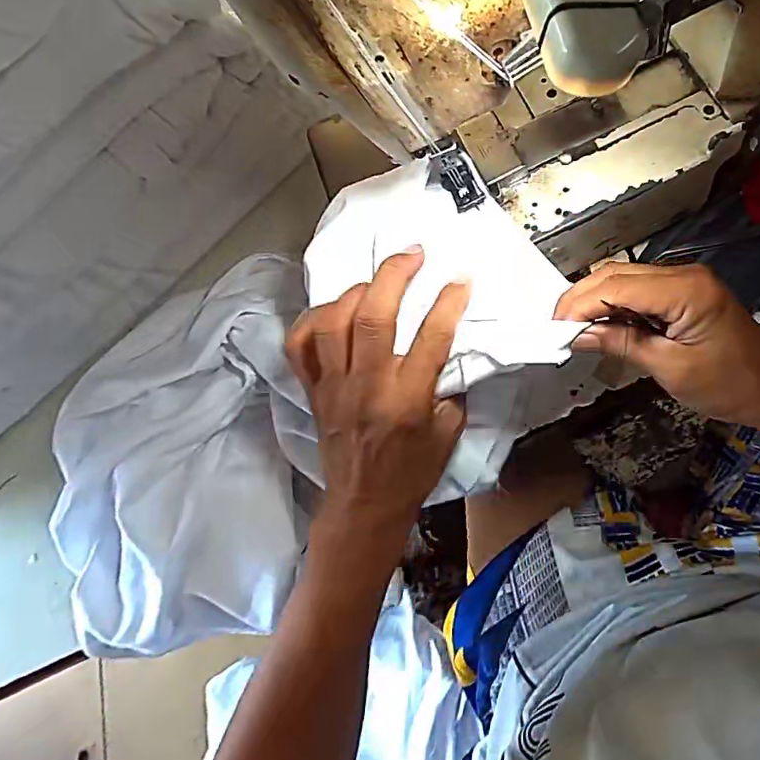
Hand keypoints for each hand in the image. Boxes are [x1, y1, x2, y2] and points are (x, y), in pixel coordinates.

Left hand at [285, 247, 469, 544]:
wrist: (364, 504)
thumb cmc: (410, 472)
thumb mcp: (447, 434)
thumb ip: (450, 388)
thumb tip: (451, 350)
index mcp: (406, 400)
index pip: (430, 338)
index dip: (448, 302)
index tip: (459, 280)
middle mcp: (367, 386)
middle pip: (374, 315)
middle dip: (395, 275)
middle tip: (412, 255)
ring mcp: (334, 386)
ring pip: (334, 322)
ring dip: (355, 291)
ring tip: (374, 280)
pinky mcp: (313, 390)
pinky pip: (301, 345)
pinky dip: (312, 319)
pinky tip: (332, 309)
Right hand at [554, 262, 759, 429]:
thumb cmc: (731, 384)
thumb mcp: (671, 368)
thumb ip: (622, 344)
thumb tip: (578, 336)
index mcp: (686, 290)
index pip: (616, 287)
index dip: (580, 305)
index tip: (554, 328)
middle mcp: (683, 274)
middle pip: (615, 274)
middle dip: (580, 299)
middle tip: (555, 327)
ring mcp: (684, 280)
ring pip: (622, 279)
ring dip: (593, 300)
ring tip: (570, 328)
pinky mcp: (682, 292)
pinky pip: (637, 290)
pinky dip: (612, 305)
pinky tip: (598, 324)